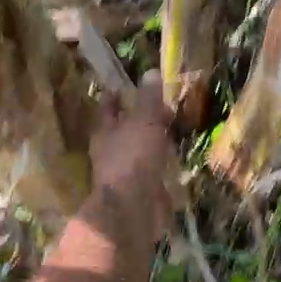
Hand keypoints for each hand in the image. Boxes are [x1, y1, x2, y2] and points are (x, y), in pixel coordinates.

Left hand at [89, 72, 173, 237]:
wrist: (133, 209)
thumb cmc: (133, 157)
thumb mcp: (144, 120)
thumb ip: (149, 98)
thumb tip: (151, 72)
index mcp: (104, 130)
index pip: (107, 106)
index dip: (114, 95)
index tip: (122, 86)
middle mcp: (110, 150)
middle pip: (123, 129)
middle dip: (137, 119)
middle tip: (158, 107)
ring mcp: (124, 173)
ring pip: (138, 150)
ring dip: (152, 142)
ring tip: (171, 131)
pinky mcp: (140, 191)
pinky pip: (152, 171)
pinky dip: (162, 164)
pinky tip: (175, 160)